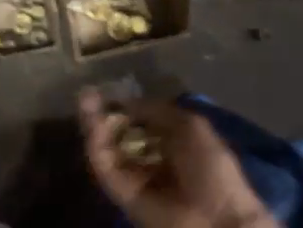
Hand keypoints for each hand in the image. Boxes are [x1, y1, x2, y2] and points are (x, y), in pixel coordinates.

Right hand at [79, 89, 272, 227]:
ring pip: (107, 148)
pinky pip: (105, 168)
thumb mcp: (190, 125)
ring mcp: (133, 177)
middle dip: (102, 112)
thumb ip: (155, 110)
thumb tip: (126, 101)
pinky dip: (96, 145)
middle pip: (117, 133)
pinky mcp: (122, 195)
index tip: (108, 89)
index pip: (137, 121)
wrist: (217, 218)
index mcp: (168, 143)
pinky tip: (94, 124)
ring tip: (85, 101)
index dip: (123, 105)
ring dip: (93, 124)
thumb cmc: (211, 167)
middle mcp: (148, 159)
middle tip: (87, 93)